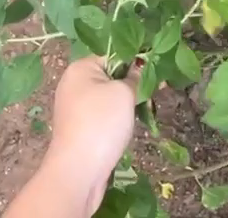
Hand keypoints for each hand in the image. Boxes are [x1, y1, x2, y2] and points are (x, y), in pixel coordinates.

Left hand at [41, 56, 141, 208]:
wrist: (77, 172)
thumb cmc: (101, 124)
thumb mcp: (124, 93)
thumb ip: (134, 77)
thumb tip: (139, 67)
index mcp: (80, 68)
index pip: (113, 55)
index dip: (134, 63)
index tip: (155, 74)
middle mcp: (73, 84)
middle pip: (109, 77)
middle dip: (131, 86)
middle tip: (154, 95)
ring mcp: (73, 109)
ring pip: (107, 99)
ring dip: (125, 105)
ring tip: (145, 112)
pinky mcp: (78, 130)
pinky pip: (101, 117)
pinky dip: (115, 121)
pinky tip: (127, 130)